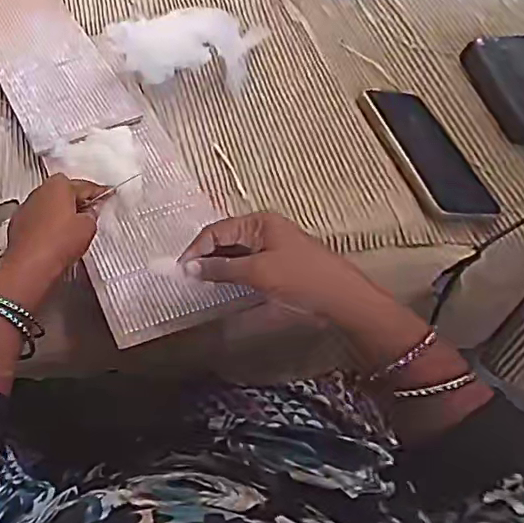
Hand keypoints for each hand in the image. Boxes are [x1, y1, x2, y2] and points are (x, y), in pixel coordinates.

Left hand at [0, 174, 103, 307]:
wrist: (30, 265)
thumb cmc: (56, 243)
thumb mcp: (88, 227)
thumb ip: (92, 215)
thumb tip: (89, 215)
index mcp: (58, 185)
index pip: (84, 186)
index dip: (98, 193)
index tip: (105, 196)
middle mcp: (38, 192)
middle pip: (63, 194)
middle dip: (76, 203)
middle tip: (91, 215)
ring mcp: (25, 209)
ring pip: (48, 208)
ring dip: (59, 216)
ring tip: (72, 233)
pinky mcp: (17, 227)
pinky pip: (37, 222)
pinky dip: (46, 228)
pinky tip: (55, 241)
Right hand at [179, 211, 389, 322]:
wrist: (342, 300)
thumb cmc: (303, 279)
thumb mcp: (258, 272)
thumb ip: (221, 268)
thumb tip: (190, 267)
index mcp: (260, 223)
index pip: (216, 230)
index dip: (196, 249)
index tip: (181, 269)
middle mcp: (263, 230)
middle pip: (223, 239)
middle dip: (203, 256)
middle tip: (186, 276)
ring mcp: (270, 247)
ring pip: (232, 253)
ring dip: (215, 265)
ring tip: (198, 281)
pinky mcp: (275, 265)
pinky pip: (244, 264)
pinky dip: (229, 273)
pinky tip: (219, 284)